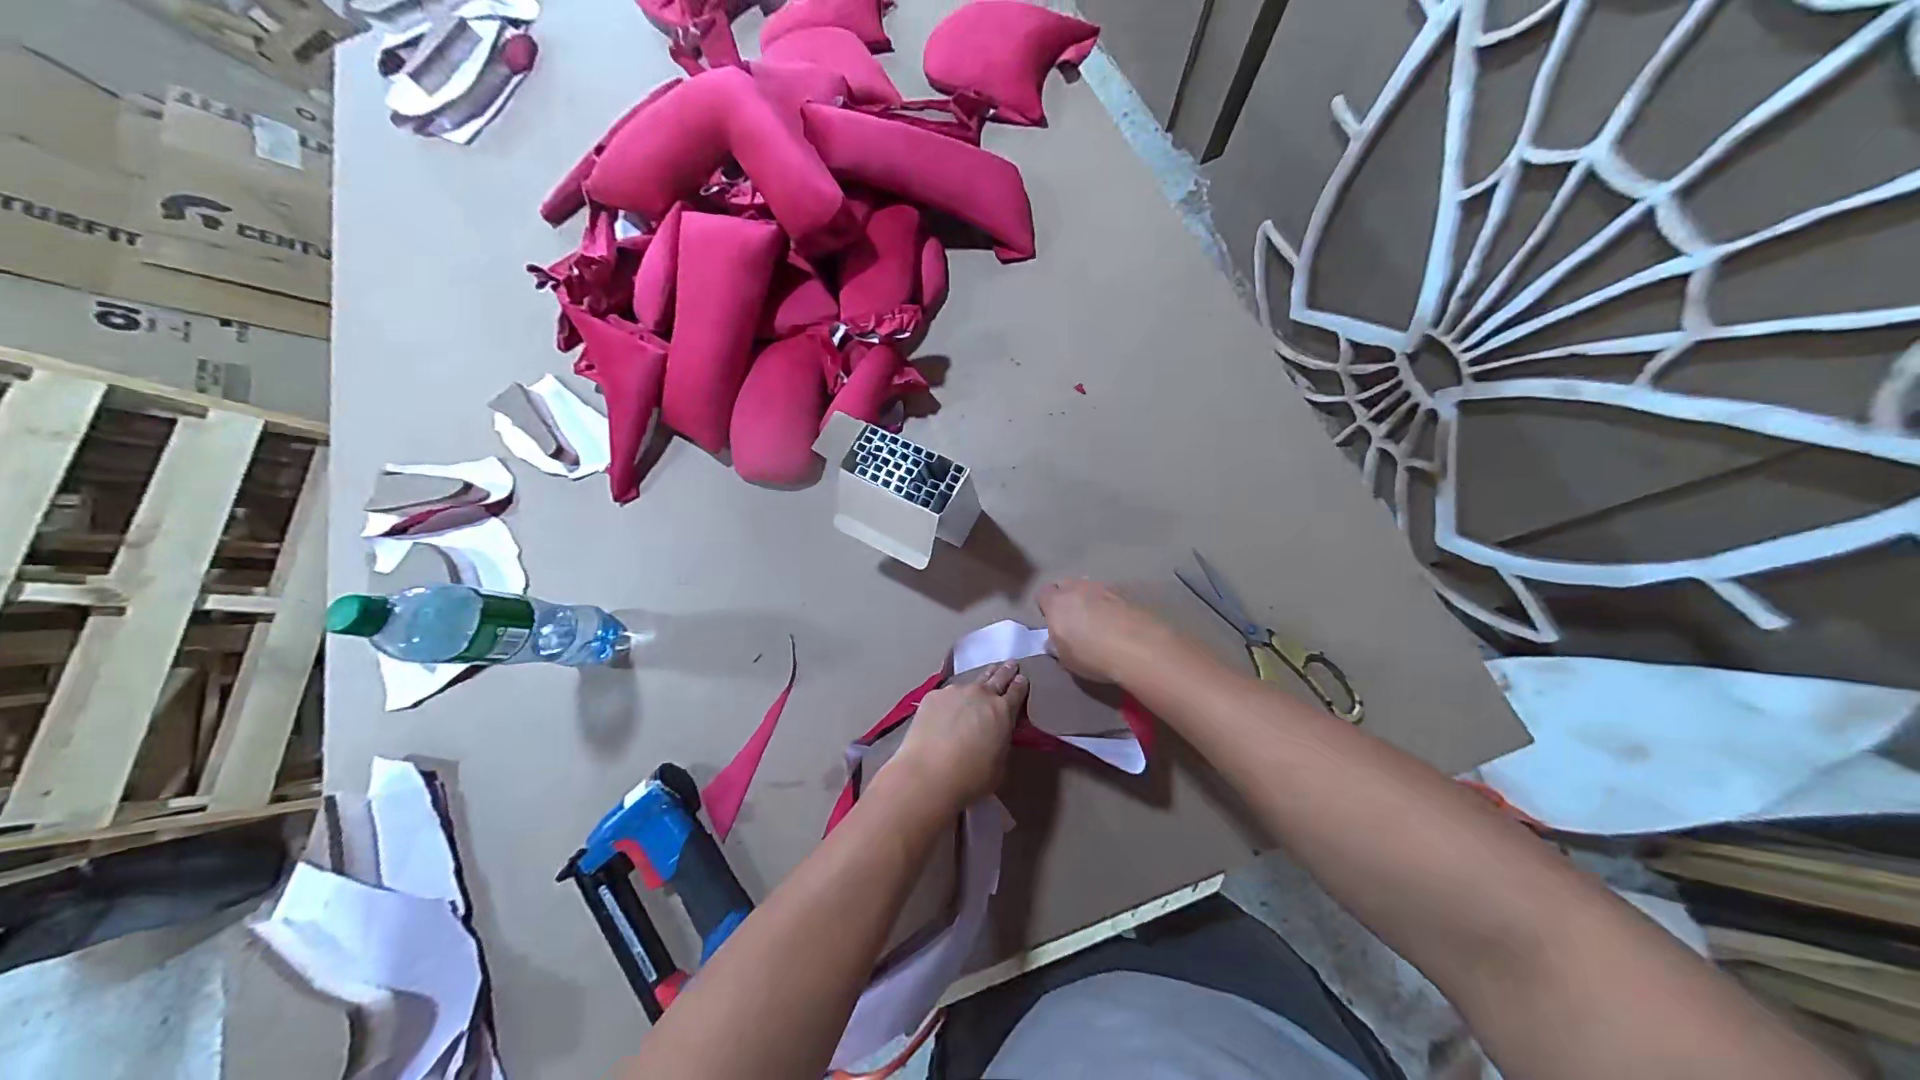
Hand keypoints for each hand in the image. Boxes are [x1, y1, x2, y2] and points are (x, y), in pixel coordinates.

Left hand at [885, 663, 1027, 809]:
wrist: (928, 774)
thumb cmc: (971, 778)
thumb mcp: (1000, 764)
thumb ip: (1001, 742)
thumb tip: (995, 736)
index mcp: (1003, 711)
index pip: (1017, 691)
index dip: (1020, 684)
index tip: (1022, 679)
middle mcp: (981, 694)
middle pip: (997, 676)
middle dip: (1006, 670)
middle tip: (1010, 664)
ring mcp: (955, 692)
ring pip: (971, 682)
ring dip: (978, 682)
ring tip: (979, 683)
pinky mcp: (933, 696)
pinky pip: (947, 695)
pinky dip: (951, 699)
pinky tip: (947, 708)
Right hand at [1035, 579, 1173, 683]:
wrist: (1140, 649)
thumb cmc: (1093, 657)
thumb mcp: (1066, 660)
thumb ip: (1056, 644)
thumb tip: (1054, 639)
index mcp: (1057, 603)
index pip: (1042, 594)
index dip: (1046, 607)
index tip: (1052, 622)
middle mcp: (1078, 588)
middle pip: (1066, 585)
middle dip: (1067, 598)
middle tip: (1074, 621)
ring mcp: (1105, 588)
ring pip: (1090, 589)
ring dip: (1091, 601)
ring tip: (1100, 622)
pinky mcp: (1128, 594)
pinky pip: (1112, 597)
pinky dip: (1111, 606)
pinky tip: (1119, 624)